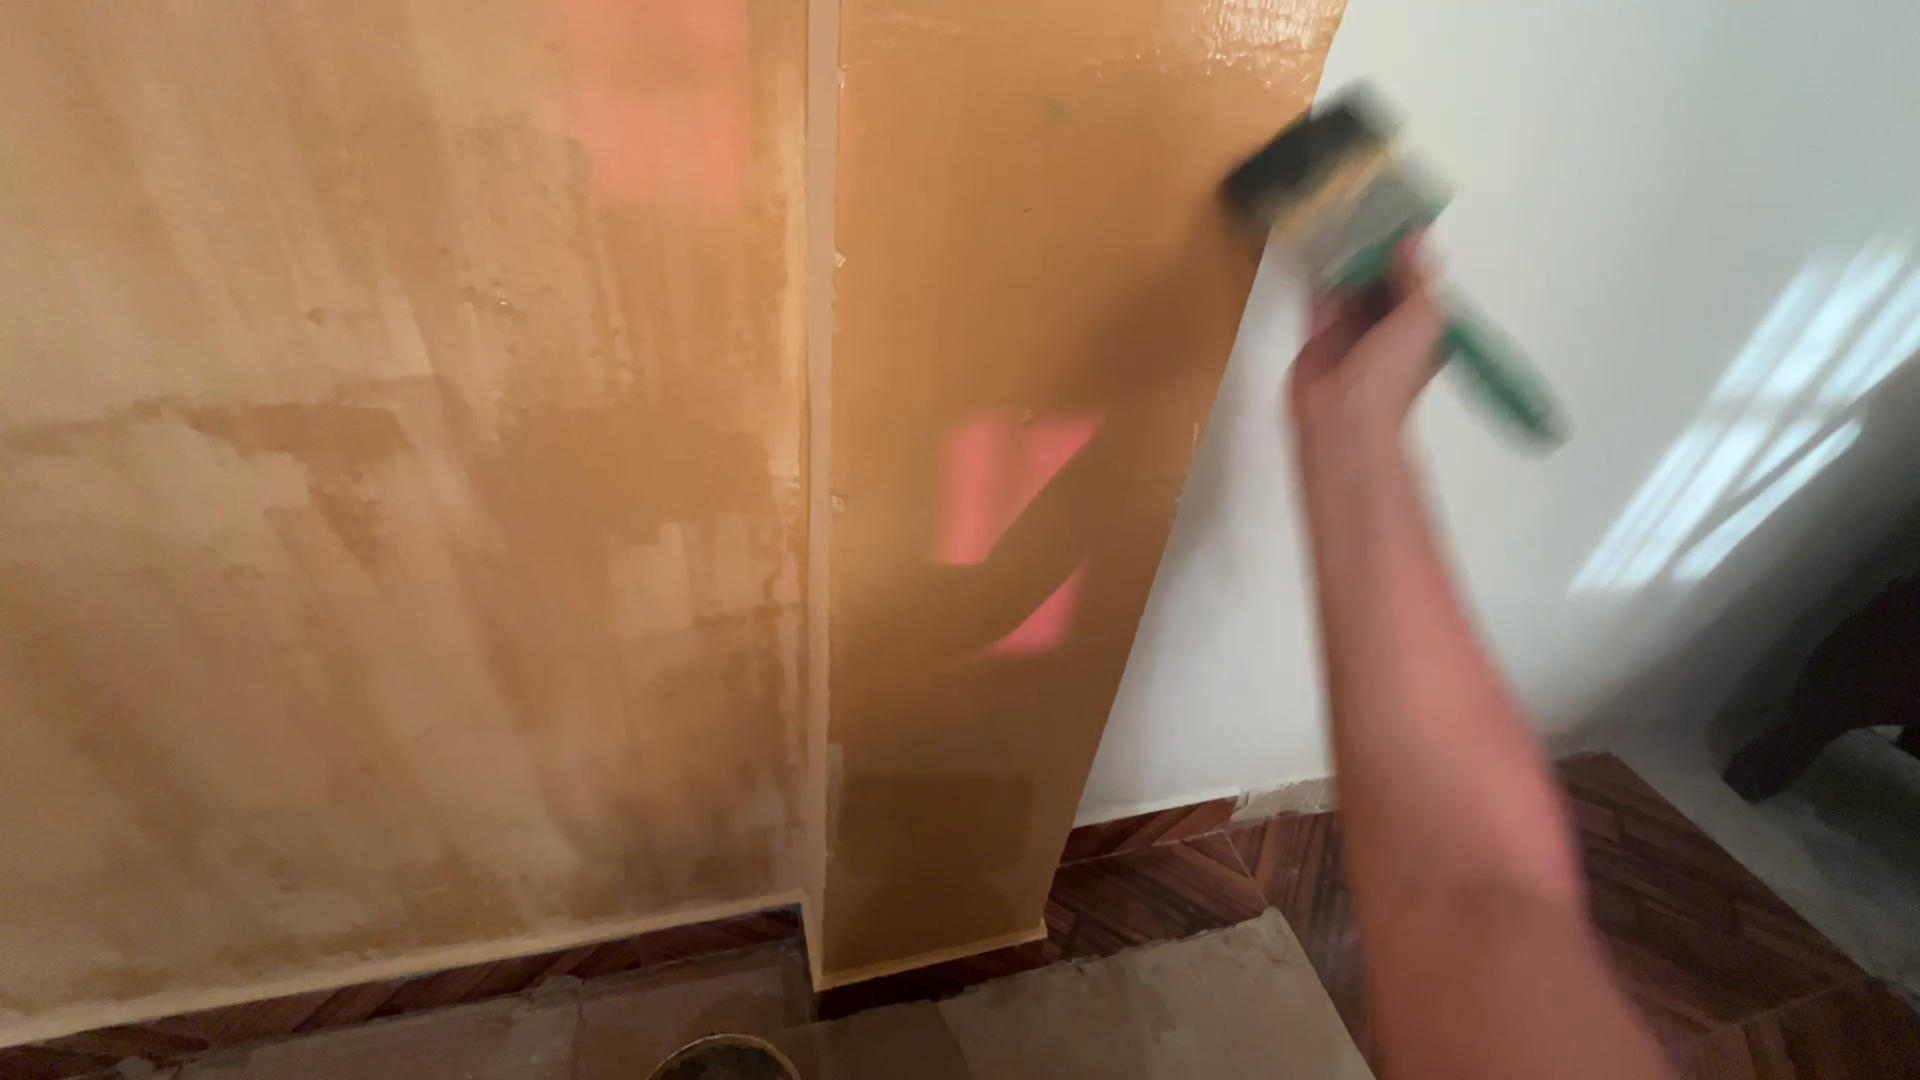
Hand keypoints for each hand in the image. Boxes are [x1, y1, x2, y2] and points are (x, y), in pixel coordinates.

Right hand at [1289, 231, 1444, 440]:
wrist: (1341, 417)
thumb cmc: (1391, 373)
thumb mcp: (1423, 317)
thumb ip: (1416, 275)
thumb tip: (1414, 235)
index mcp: (1419, 321)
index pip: (1415, 274)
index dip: (1408, 245)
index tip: (1398, 210)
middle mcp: (1386, 322)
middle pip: (1380, 274)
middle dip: (1374, 246)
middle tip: (1365, 205)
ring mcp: (1349, 327)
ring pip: (1349, 282)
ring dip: (1345, 256)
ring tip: (1341, 215)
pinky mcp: (1316, 331)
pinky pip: (1319, 295)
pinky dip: (1318, 272)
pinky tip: (1318, 243)